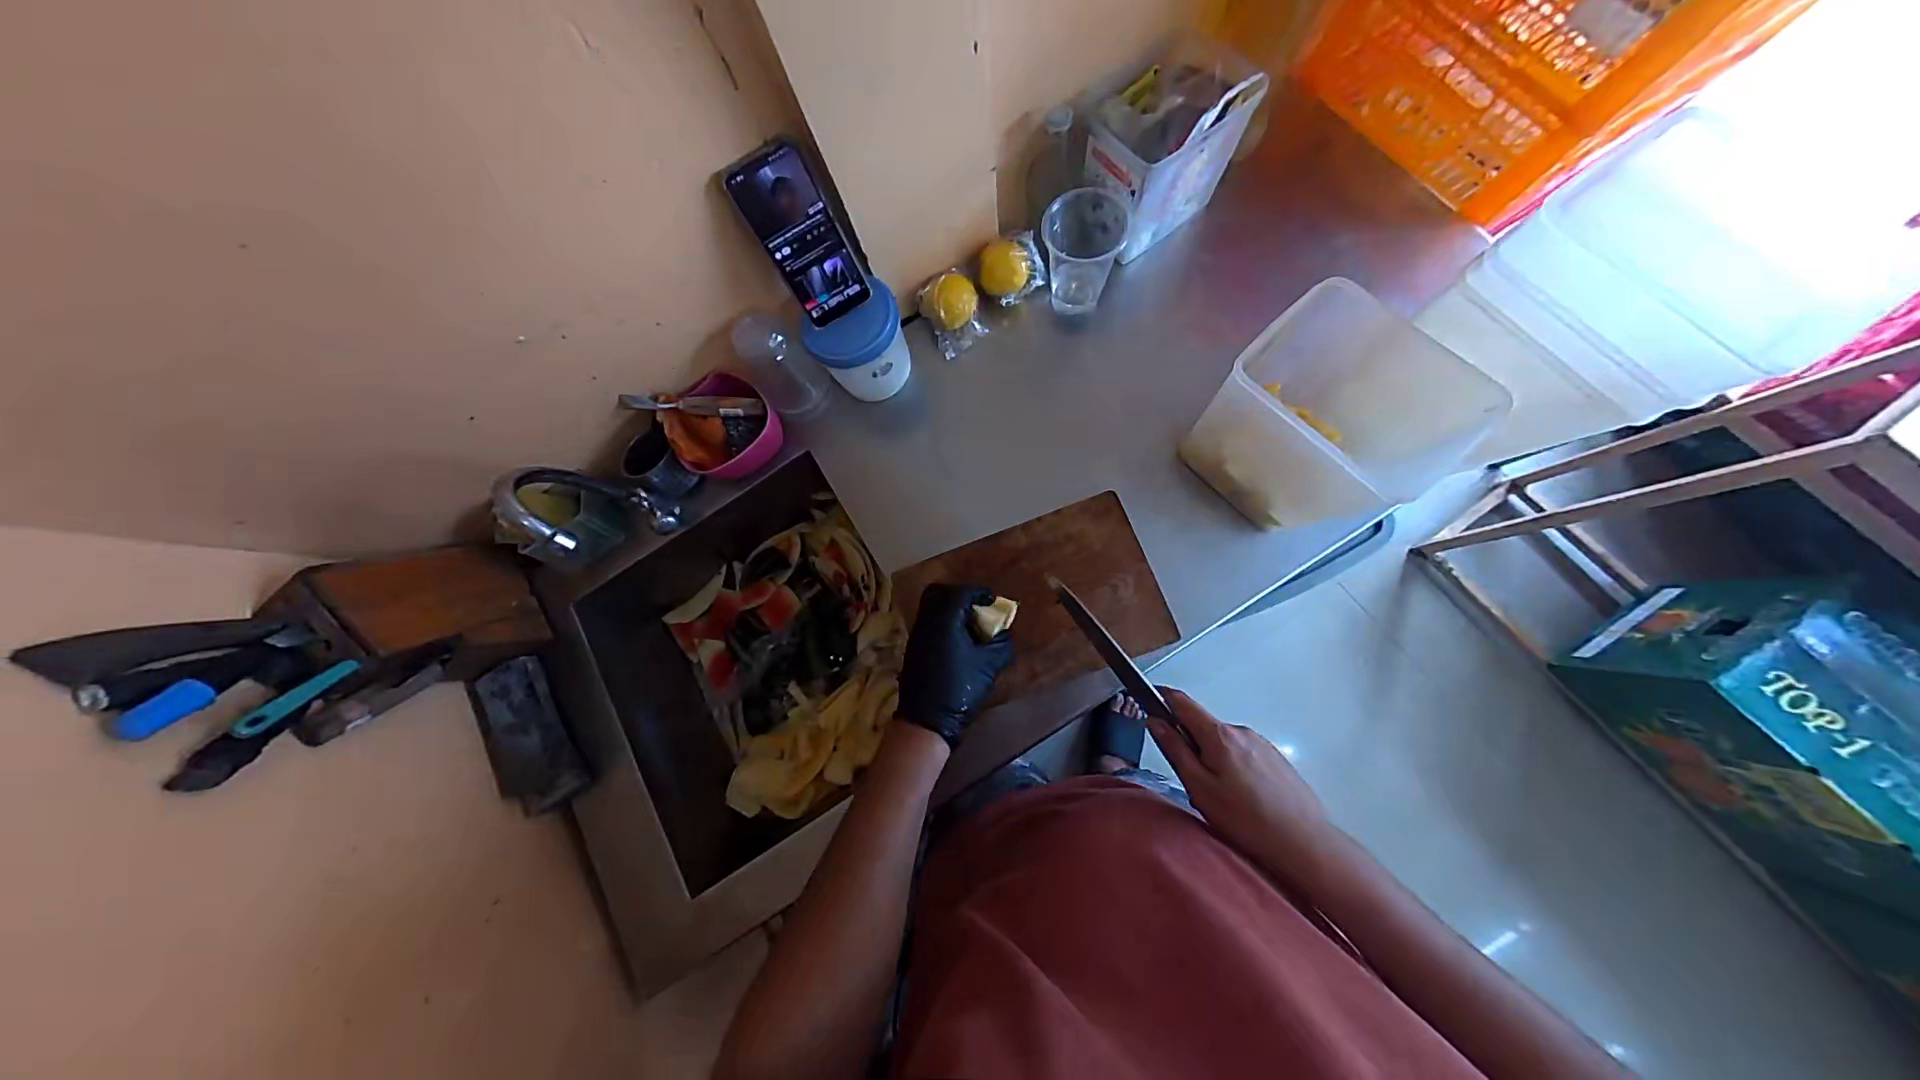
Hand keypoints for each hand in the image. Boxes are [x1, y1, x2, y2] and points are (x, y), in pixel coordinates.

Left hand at [896, 584, 1013, 745]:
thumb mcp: (989, 664)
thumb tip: (1003, 633)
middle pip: (938, 593)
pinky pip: (927, 623)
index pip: (961, 593)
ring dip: (949, 610)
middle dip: (959, 596)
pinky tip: (956, 641)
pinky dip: (942, 623)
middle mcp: (926, 620)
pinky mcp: (913, 648)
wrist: (928, 717)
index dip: (979, 593)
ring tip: (968, 625)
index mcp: (945, 619)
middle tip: (976, 607)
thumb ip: (1000, 643)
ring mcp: (916, 634)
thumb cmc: (961, 687)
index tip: (992, 601)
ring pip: (930, 608)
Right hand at [1146, 688, 1339, 873]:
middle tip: (1190, 778)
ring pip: (1224, 742)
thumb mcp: (1198, 787)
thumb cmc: (1247, 820)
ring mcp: (1262, 744)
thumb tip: (1156, 722)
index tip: (1149, 700)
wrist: (1303, 843)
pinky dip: (1234, 769)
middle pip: (1203, 725)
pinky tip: (1242, 799)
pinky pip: (1243, 754)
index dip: (1161, 697)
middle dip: (1190, 742)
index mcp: (1219, 735)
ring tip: (1221, 797)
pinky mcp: (1276, 760)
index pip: (1182, 701)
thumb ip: (1174, 749)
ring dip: (1213, 758)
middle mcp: (1242, 731)